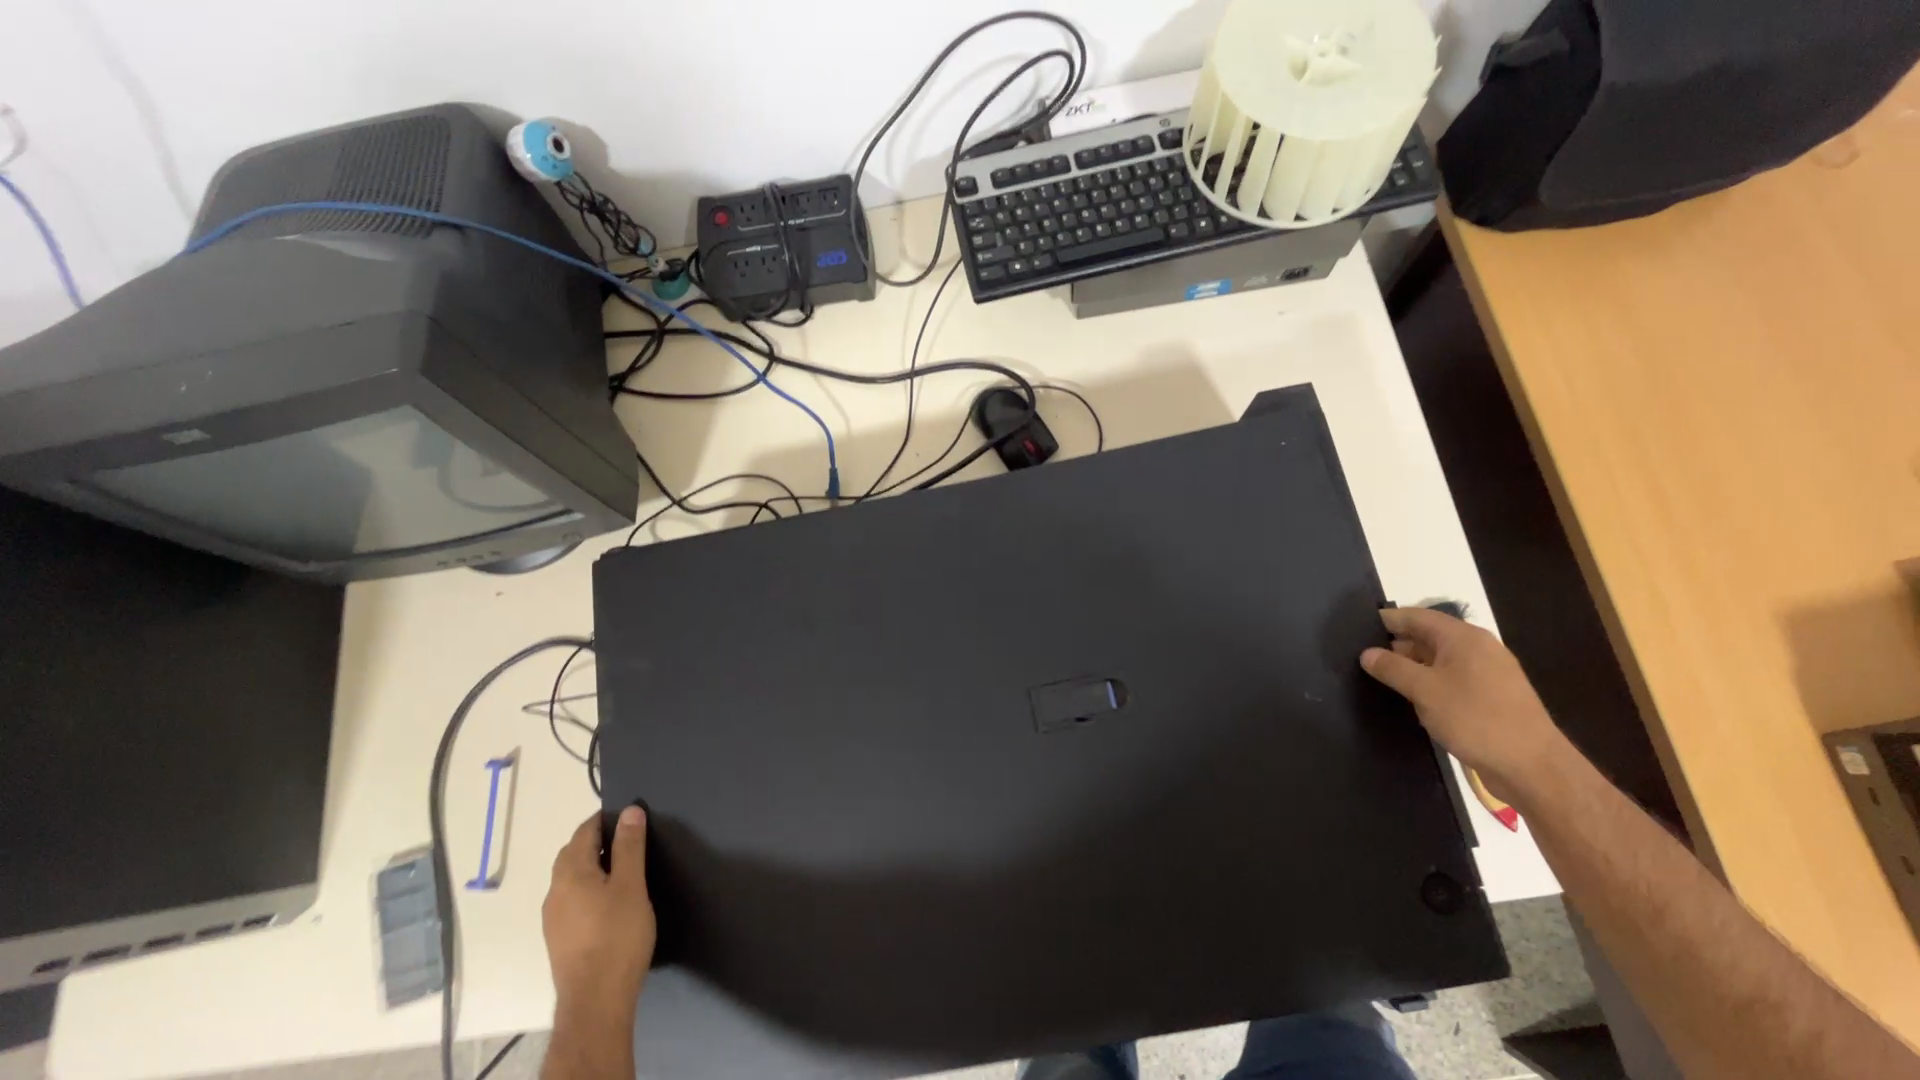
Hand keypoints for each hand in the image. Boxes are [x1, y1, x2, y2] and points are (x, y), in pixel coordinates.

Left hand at [543, 806, 656, 1019]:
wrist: (596, 1000)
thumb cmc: (617, 936)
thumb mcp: (631, 886)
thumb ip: (629, 847)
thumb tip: (629, 812)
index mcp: (570, 872)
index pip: (584, 831)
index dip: (605, 820)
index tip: (630, 820)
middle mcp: (554, 891)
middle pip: (573, 854)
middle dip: (597, 842)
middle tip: (630, 844)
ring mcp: (553, 918)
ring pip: (571, 879)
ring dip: (593, 868)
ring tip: (623, 874)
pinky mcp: (559, 939)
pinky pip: (572, 901)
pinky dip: (589, 891)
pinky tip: (609, 906)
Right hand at [1359, 606, 1567, 799]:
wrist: (1531, 766)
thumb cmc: (1475, 718)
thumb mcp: (1425, 691)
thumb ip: (1393, 668)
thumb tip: (1367, 654)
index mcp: (1463, 637)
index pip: (1416, 616)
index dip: (1385, 621)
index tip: (1355, 630)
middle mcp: (1478, 648)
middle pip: (1428, 637)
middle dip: (1396, 647)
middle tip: (1361, 661)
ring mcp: (1488, 674)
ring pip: (1440, 662)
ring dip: (1413, 669)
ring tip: (1379, 682)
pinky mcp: (1491, 698)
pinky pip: (1453, 681)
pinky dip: (1430, 686)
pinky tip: (1413, 702)